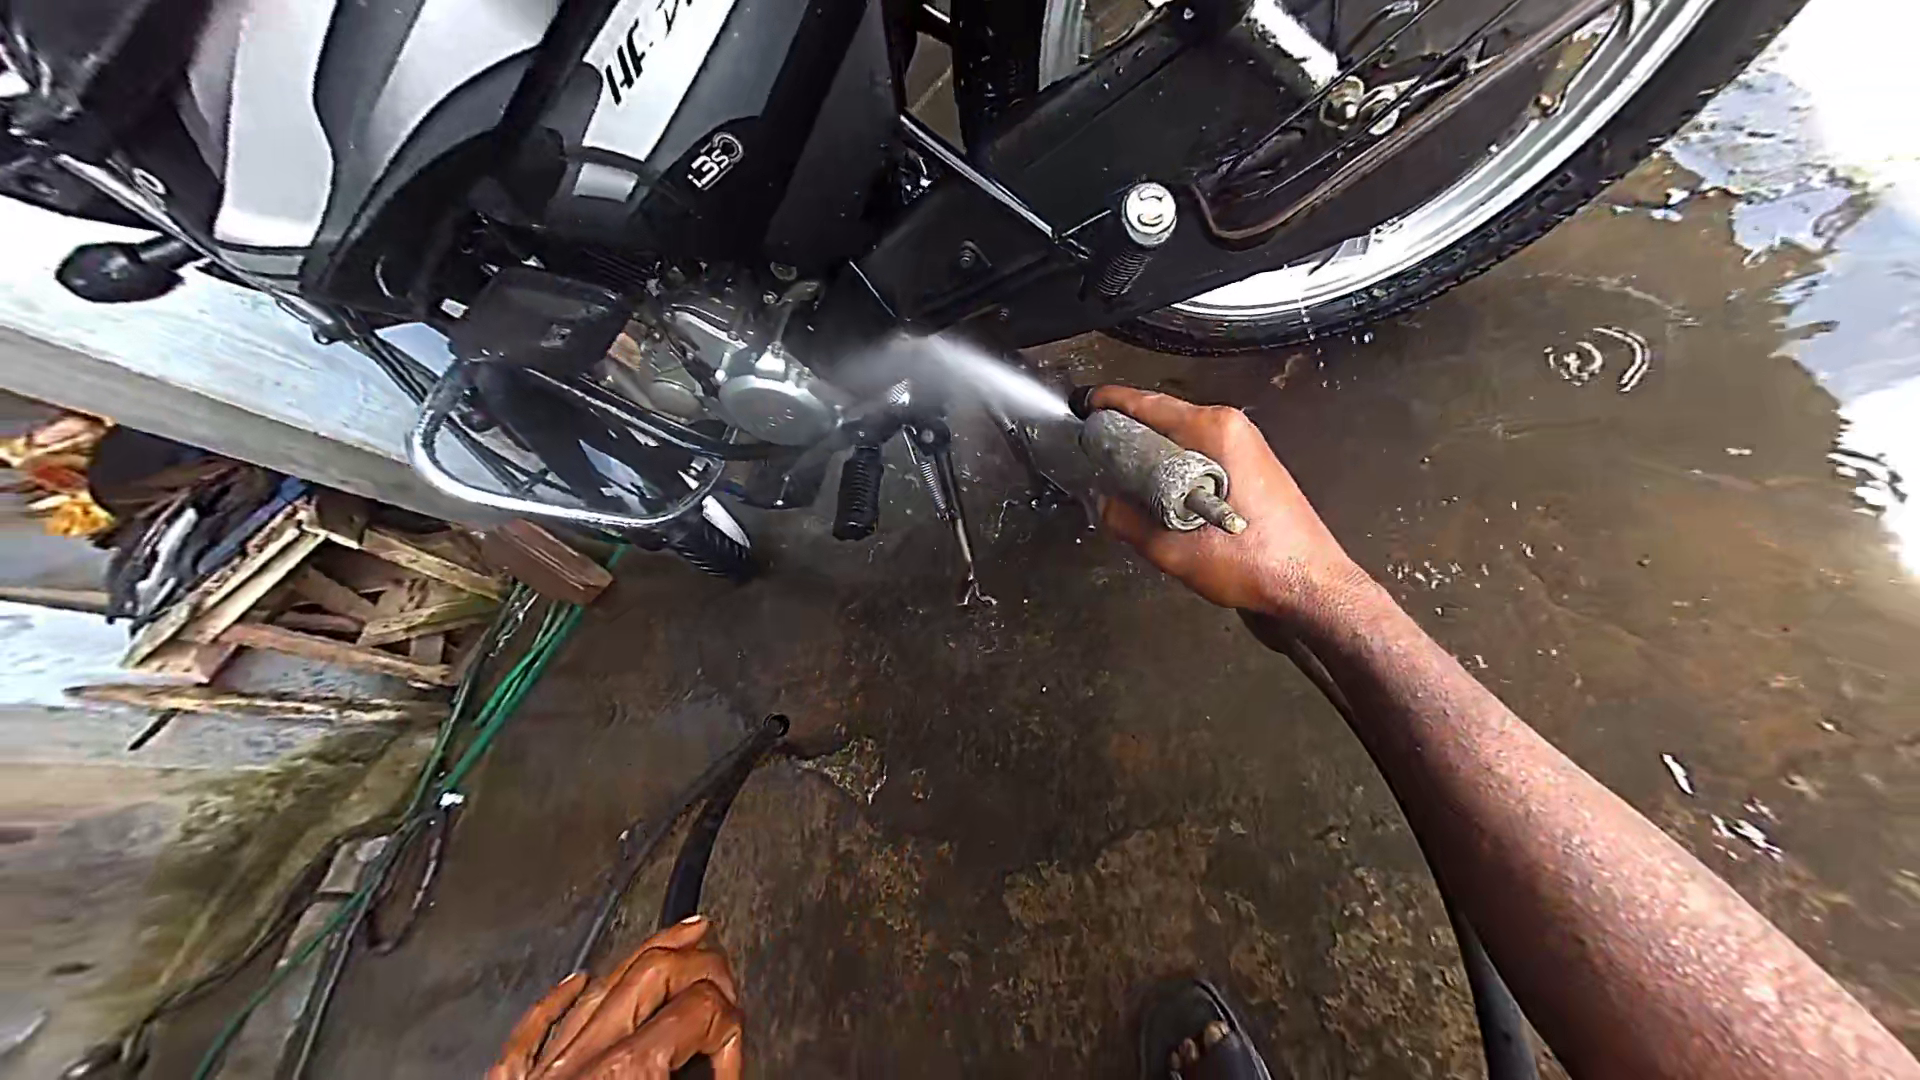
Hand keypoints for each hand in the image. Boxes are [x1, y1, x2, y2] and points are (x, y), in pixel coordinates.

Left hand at [488, 916, 743, 1079]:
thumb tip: (726, 1067)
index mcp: (628, 1072)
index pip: (704, 1007)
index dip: (733, 1027)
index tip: (734, 1059)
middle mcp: (583, 1061)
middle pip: (658, 971)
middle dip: (705, 964)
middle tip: (729, 979)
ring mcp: (545, 1071)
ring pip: (604, 983)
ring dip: (651, 952)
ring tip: (688, 931)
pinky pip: (532, 1031)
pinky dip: (559, 1001)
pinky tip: (578, 980)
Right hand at [1089, 385, 1369, 619]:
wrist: (1310, 586)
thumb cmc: (1258, 563)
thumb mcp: (1172, 549)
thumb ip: (1126, 522)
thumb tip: (1105, 504)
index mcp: (1215, 434)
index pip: (1148, 404)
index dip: (1110, 406)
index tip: (1086, 407)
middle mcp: (1232, 430)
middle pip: (1162, 417)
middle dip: (1126, 433)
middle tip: (1096, 452)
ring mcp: (1243, 446)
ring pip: (1178, 439)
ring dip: (1148, 455)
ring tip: (1120, 478)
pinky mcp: (1247, 467)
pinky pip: (1196, 455)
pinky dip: (1171, 468)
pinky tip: (1156, 495)